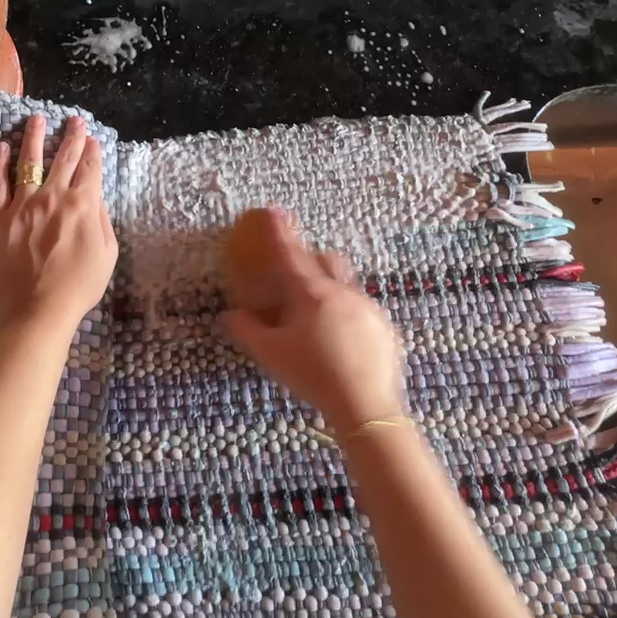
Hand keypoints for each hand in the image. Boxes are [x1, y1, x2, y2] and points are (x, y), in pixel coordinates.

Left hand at [0, 115, 117, 336]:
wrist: (37, 310)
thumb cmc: (78, 287)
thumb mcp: (107, 255)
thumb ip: (103, 222)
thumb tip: (97, 199)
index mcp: (83, 205)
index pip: (90, 168)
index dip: (93, 151)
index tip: (93, 139)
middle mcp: (54, 196)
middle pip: (64, 157)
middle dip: (71, 136)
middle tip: (74, 120)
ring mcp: (23, 204)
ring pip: (29, 160)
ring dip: (34, 137)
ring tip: (36, 119)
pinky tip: (0, 148)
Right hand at [220, 208, 407, 430]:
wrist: (366, 407)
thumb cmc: (313, 376)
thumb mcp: (271, 355)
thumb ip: (247, 330)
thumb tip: (230, 314)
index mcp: (312, 294)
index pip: (291, 255)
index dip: (281, 232)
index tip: (274, 210)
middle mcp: (342, 292)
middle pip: (327, 260)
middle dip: (312, 258)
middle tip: (297, 273)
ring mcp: (368, 308)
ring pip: (347, 285)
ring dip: (331, 290)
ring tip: (319, 317)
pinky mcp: (386, 328)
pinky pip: (364, 310)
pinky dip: (349, 315)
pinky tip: (342, 342)